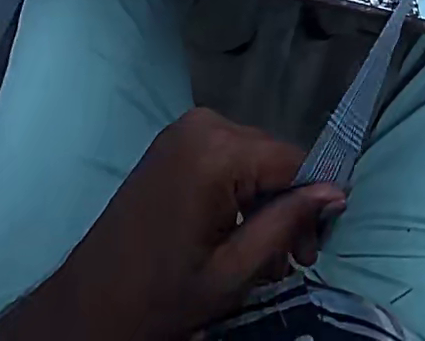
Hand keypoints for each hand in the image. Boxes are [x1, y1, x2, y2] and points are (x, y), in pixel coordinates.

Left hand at [0, 108, 345, 340]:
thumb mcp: (233, 271)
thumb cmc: (160, 295)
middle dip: (287, 203)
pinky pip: (227, 153)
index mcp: (216, 150)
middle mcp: (203, 123)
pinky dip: (238, 187)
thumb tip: (335, 192)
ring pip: (252, 155)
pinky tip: (234, 228)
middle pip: (271, 155)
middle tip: (289, 260)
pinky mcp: (176, 138)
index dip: (311, 202)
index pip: (291, 159)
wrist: (89, 302)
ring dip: (264, 199)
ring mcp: (186, 126)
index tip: (311, 251)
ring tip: (260, 252)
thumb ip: (286, 224)